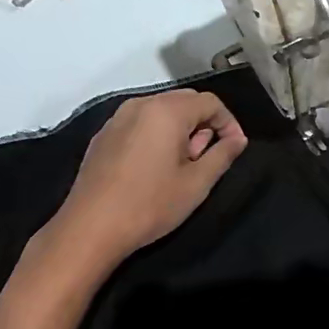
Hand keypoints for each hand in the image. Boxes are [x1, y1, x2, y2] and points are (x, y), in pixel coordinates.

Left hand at [54, 90, 247, 255]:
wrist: (91, 227)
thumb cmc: (151, 204)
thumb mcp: (197, 183)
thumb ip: (222, 155)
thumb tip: (238, 140)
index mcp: (167, 111)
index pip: (210, 102)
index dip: (229, 123)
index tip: (235, 148)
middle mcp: (141, 105)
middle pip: (185, 101)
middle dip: (205, 123)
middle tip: (209, 157)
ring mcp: (118, 118)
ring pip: (161, 110)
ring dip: (181, 129)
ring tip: (183, 164)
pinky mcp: (104, 135)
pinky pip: (141, 123)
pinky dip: (158, 134)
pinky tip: (156, 166)